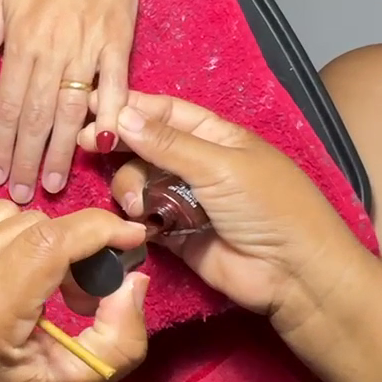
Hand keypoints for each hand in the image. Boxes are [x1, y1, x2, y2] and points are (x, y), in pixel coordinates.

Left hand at [0, 0, 138, 203]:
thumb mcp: (2, 2)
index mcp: (21, 43)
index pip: (5, 104)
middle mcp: (51, 51)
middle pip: (34, 116)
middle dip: (24, 159)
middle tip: (20, 195)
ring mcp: (87, 49)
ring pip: (70, 109)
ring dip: (60, 150)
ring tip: (51, 183)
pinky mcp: (118, 45)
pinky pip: (115, 87)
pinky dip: (111, 116)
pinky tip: (103, 146)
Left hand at [0, 200, 150, 381]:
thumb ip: (118, 338)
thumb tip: (133, 276)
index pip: (47, 243)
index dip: (96, 230)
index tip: (131, 237)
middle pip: (32, 225)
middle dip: (74, 246)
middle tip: (83, 293)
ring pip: (6, 216)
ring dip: (40, 240)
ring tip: (43, 286)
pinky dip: (7, 240)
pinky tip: (7, 278)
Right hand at [80, 92, 374, 336]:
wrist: (294, 276)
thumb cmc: (270, 207)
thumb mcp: (220, 166)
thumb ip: (168, 144)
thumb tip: (122, 114)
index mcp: (214, 135)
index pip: (164, 111)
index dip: (128, 106)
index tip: (90, 105)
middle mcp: (195, 162)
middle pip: (143, 144)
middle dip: (117, 144)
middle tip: (87, 143)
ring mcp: (182, 198)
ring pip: (136, 180)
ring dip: (129, 187)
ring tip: (136, 205)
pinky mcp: (172, 232)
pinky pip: (141, 216)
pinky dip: (134, 217)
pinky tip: (138, 222)